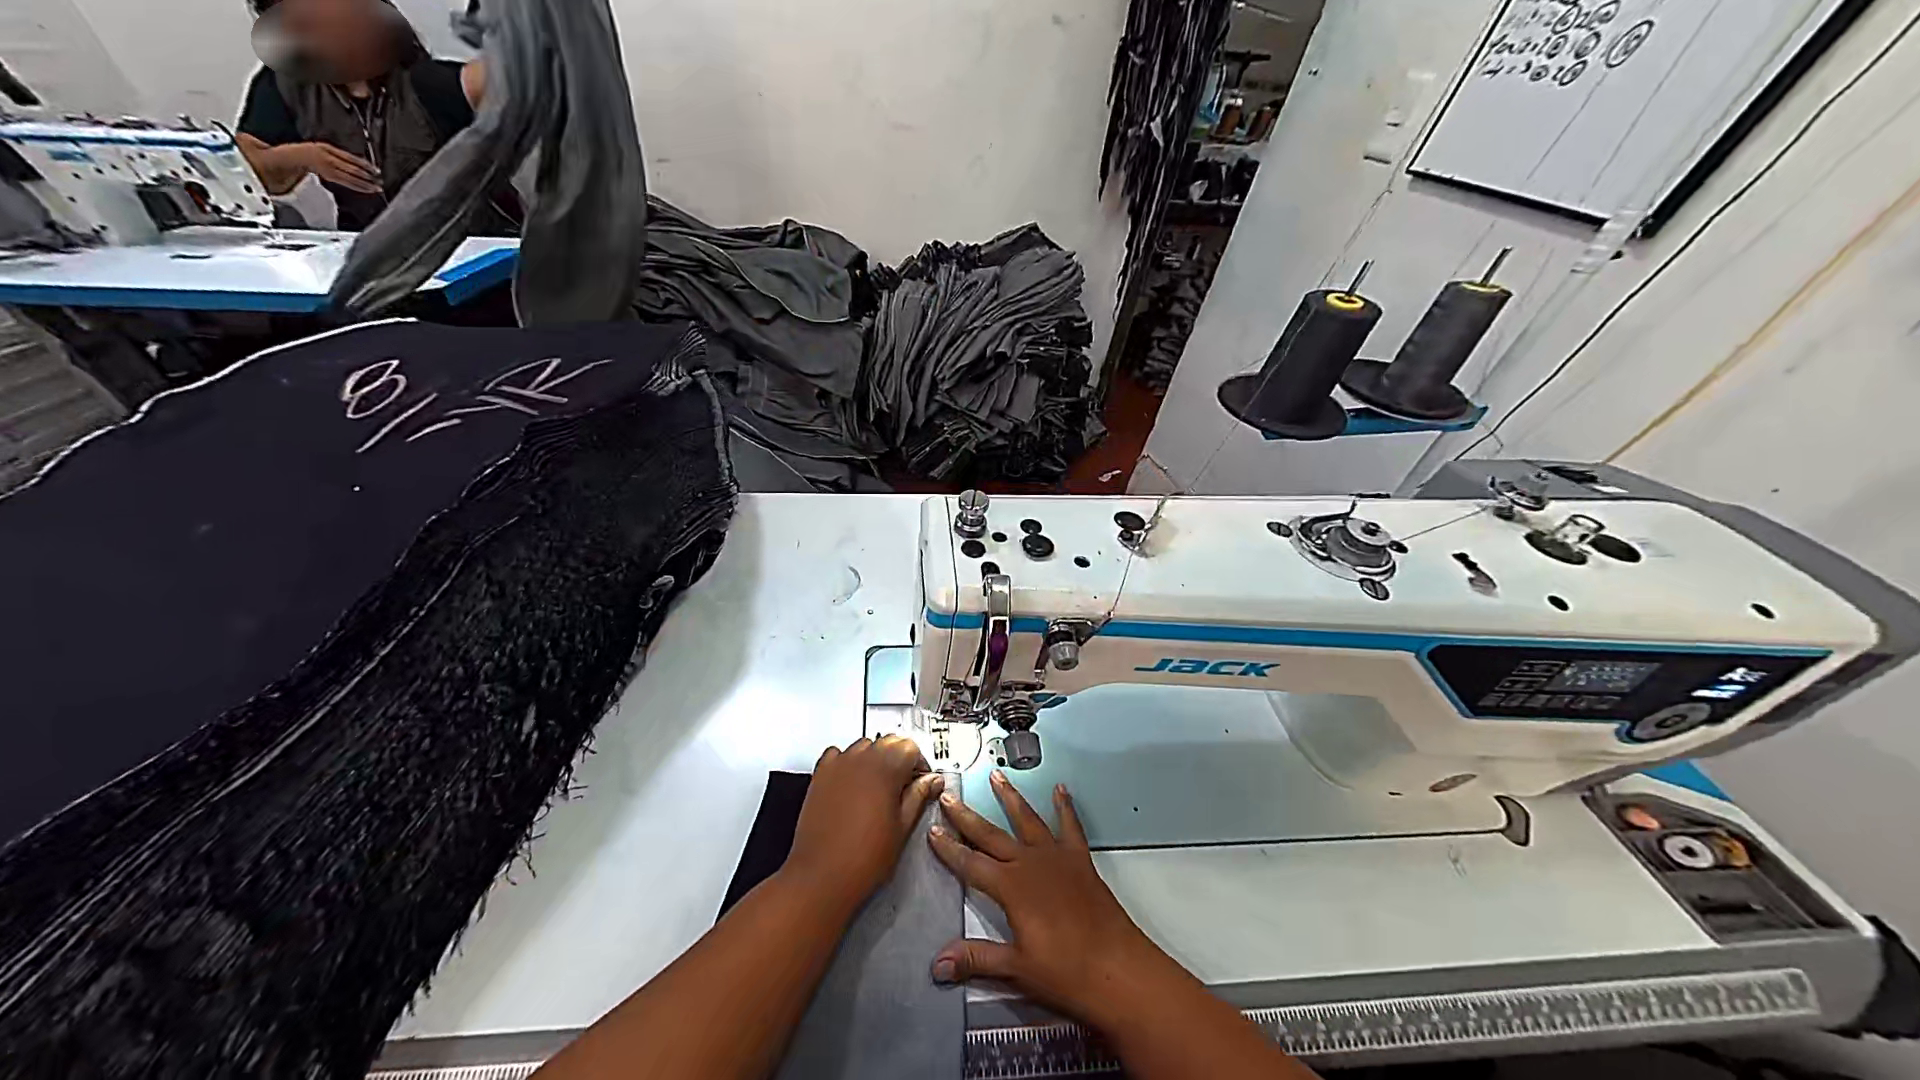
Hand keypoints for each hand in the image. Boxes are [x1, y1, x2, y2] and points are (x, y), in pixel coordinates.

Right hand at [282, 142, 381, 193]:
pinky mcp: (331, 178)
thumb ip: (343, 154)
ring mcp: (330, 171)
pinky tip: (369, 190)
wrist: (300, 156)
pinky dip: (360, 187)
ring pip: (352, 179)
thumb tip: (363, 163)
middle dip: (368, 177)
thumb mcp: (328, 147)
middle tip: (380, 181)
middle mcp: (330, 161)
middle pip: (353, 170)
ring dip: (366, 185)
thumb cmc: (317, 151)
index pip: (351, 159)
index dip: (365, 165)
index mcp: (329, 150)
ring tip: (378, 188)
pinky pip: (348, 184)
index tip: (376, 170)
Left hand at [782, 736, 942, 913]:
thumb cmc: (863, 858)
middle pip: (888, 742)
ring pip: (864, 746)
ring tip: (878, 790)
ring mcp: (837, 765)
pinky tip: (852, 786)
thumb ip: (919, 796)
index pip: (911, 747)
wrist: (822, 876)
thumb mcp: (902, 827)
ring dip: (875, 759)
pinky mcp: (819, 776)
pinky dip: (848, 763)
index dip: (920, 764)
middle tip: (905, 787)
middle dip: (900, 759)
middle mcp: (860, 758)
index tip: (922, 782)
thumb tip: (931, 781)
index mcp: (885, 767)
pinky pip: (838, 756)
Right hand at [927, 771, 1174, 1027]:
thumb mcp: (1017, 968)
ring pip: (1027, 820)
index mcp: (1011, 888)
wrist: (1118, 970)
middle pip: (991, 835)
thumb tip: (937, 964)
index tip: (932, 830)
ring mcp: (1057, 858)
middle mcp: (1030, 864)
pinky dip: (1065, 807)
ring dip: (1010, 798)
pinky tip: (1060, 790)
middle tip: (949, 796)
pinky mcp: (1080, 861)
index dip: (949, 849)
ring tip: (997, 777)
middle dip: (967, 816)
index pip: (970, 864)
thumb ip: (977, 959)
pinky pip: (1070, 827)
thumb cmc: (1066, 973)